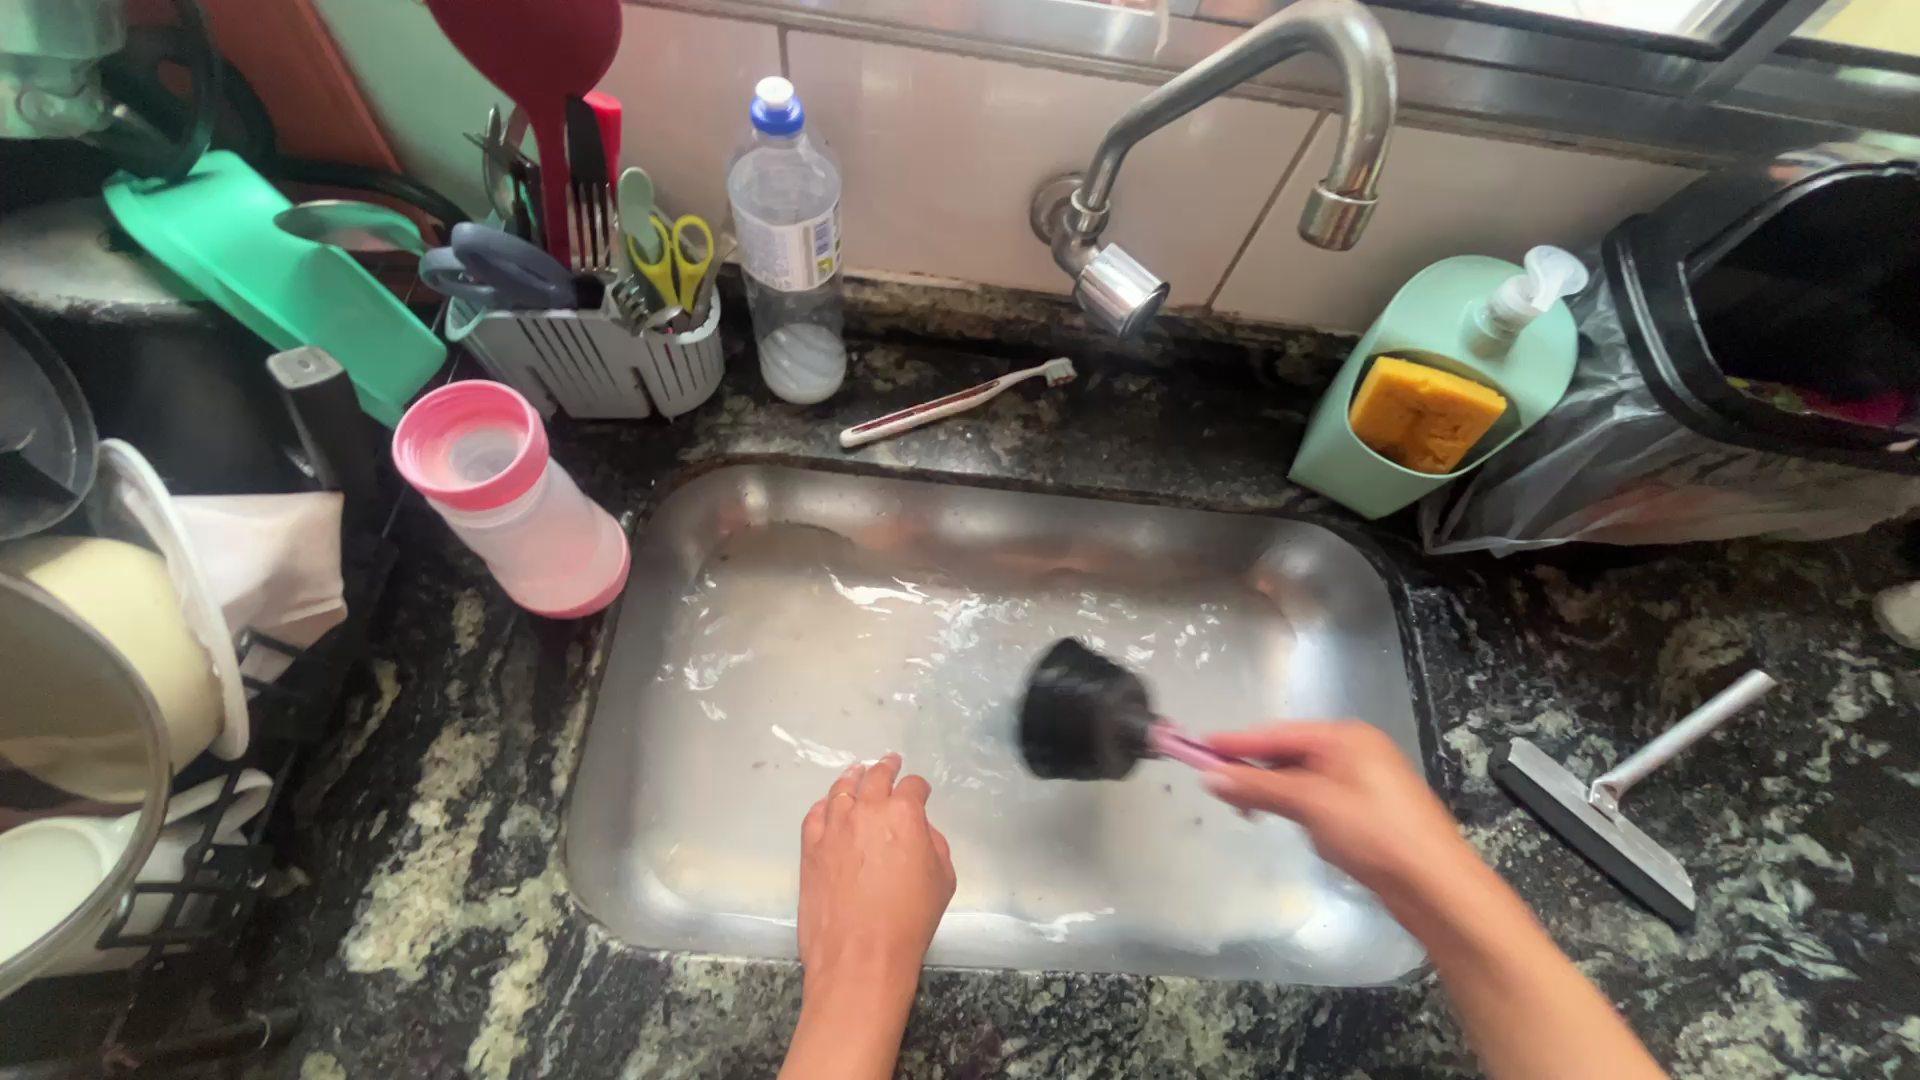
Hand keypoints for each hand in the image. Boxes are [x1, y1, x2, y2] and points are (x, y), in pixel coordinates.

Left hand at [782, 754, 953, 1079]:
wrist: (860, 957)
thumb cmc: (910, 921)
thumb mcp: (943, 879)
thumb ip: (933, 844)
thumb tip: (919, 832)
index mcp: (904, 814)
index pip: (913, 786)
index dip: (919, 787)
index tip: (921, 791)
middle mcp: (867, 810)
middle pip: (876, 776)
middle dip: (886, 766)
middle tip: (890, 761)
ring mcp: (834, 826)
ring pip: (842, 788)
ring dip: (853, 777)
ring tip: (857, 772)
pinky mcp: (810, 847)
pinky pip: (815, 814)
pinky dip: (825, 805)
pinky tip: (829, 805)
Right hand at [1202, 721, 1478, 908]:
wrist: (1440, 891)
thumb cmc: (1376, 835)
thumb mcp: (1310, 804)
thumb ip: (1258, 787)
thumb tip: (1211, 776)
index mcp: (1345, 737)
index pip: (1276, 733)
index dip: (1235, 743)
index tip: (1199, 748)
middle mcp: (1355, 751)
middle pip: (1287, 754)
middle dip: (1256, 772)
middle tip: (1221, 788)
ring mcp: (1363, 781)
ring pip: (1301, 779)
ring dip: (1277, 795)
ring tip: (1253, 812)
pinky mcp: (1368, 810)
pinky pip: (1318, 799)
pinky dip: (1299, 809)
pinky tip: (1295, 827)